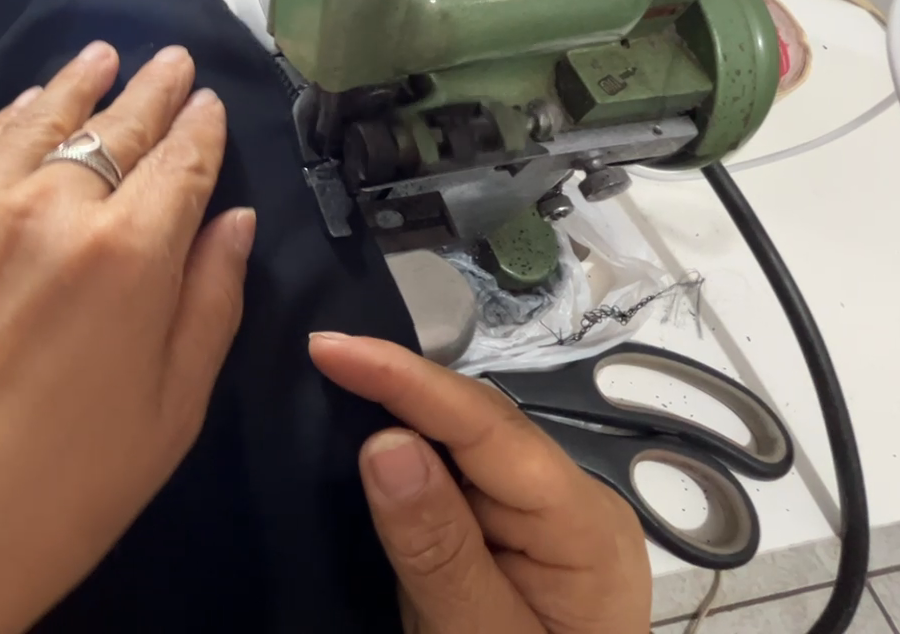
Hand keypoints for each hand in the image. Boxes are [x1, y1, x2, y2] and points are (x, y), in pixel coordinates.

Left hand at [0, 42, 254, 633]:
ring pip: (44, 120)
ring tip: (104, 54)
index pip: (179, 164)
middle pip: (117, 127)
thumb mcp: (171, 409)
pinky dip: (14, 115)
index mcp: (129, 254)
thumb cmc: (62, 484)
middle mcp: (55, 207)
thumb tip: (233, 218)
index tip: (207, 101)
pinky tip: (31, 101)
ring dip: (80, 82)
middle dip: (152, 90)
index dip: (199, 128)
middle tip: (171, 59)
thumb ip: (211, 300)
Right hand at [309, 335, 649, 633]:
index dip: (405, 378)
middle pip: (473, 417)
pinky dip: (400, 439)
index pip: (487, 426)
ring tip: (330, 369)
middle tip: (317, 352)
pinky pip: (448, 462)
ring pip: (457, 432)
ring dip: (393, 403)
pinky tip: (362, 419)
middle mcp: (565, 497)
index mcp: (582, 525)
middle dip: (396, 379)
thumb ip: (437, 550)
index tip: (330, 348)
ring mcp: (536, 508)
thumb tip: (382, 440)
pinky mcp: (503, 522)